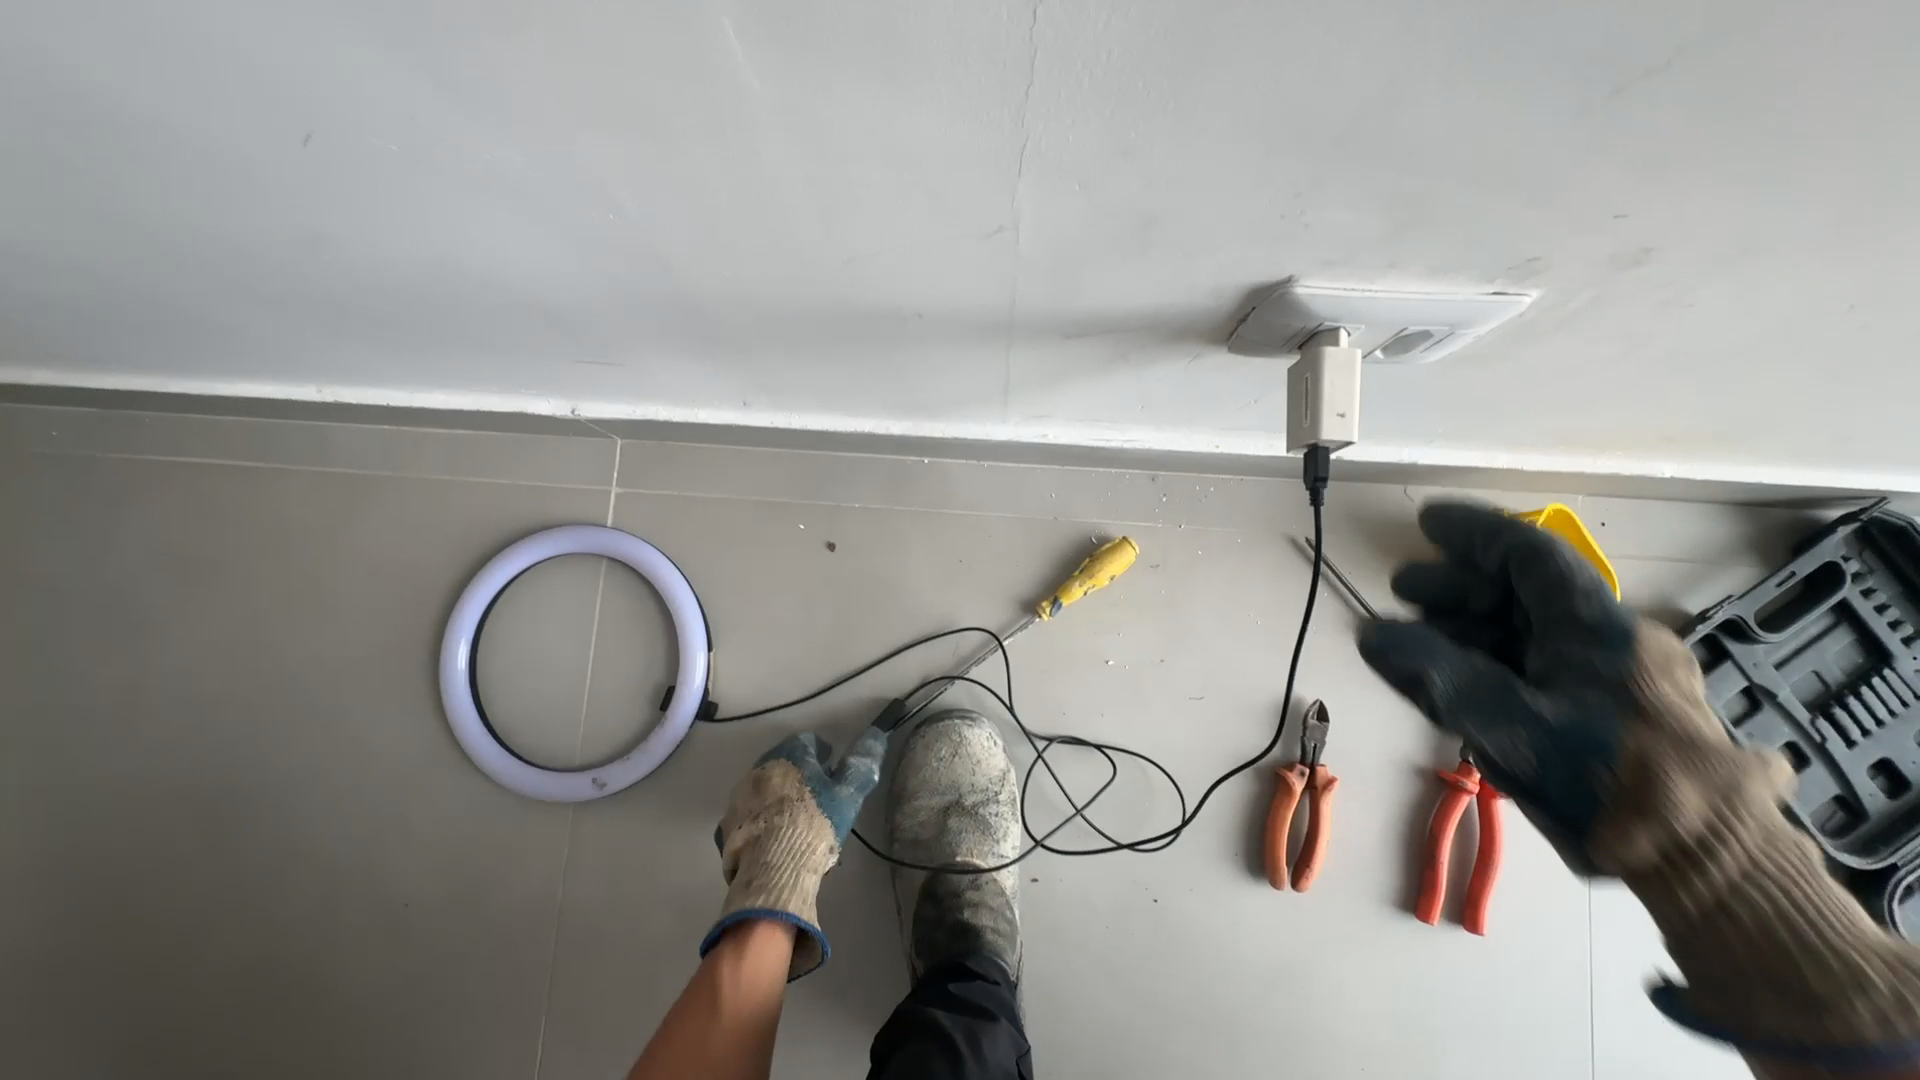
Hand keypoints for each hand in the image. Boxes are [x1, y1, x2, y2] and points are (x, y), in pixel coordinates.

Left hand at [702, 726, 886, 979]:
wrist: (771, 866)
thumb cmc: (814, 824)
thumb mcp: (847, 795)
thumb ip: (861, 766)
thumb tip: (876, 736)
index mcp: (790, 754)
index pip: (807, 742)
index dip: (822, 755)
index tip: (831, 773)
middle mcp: (760, 767)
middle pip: (782, 763)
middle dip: (797, 774)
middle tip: (814, 797)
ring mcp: (740, 795)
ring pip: (763, 787)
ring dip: (776, 796)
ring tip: (792, 821)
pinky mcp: (727, 823)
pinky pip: (748, 814)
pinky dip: (760, 819)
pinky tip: (772, 838)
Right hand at [1355, 500, 1696, 869]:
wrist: (1705, 862)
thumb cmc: (1604, 779)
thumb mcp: (1504, 723)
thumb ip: (1433, 672)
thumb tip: (1371, 633)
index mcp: (1593, 624)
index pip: (1527, 554)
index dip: (1473, 532)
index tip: (1425, 524)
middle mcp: (1609, 637)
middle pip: (1524, 591)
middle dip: (1458, 586)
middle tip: (1403, 591)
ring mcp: (1614, 675)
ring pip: (1530, 630)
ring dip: (1470, 627)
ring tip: (1418, 642)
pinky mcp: (1612, 711)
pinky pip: (1541, 664)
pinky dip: (1493, 661)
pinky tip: (1459, 680)